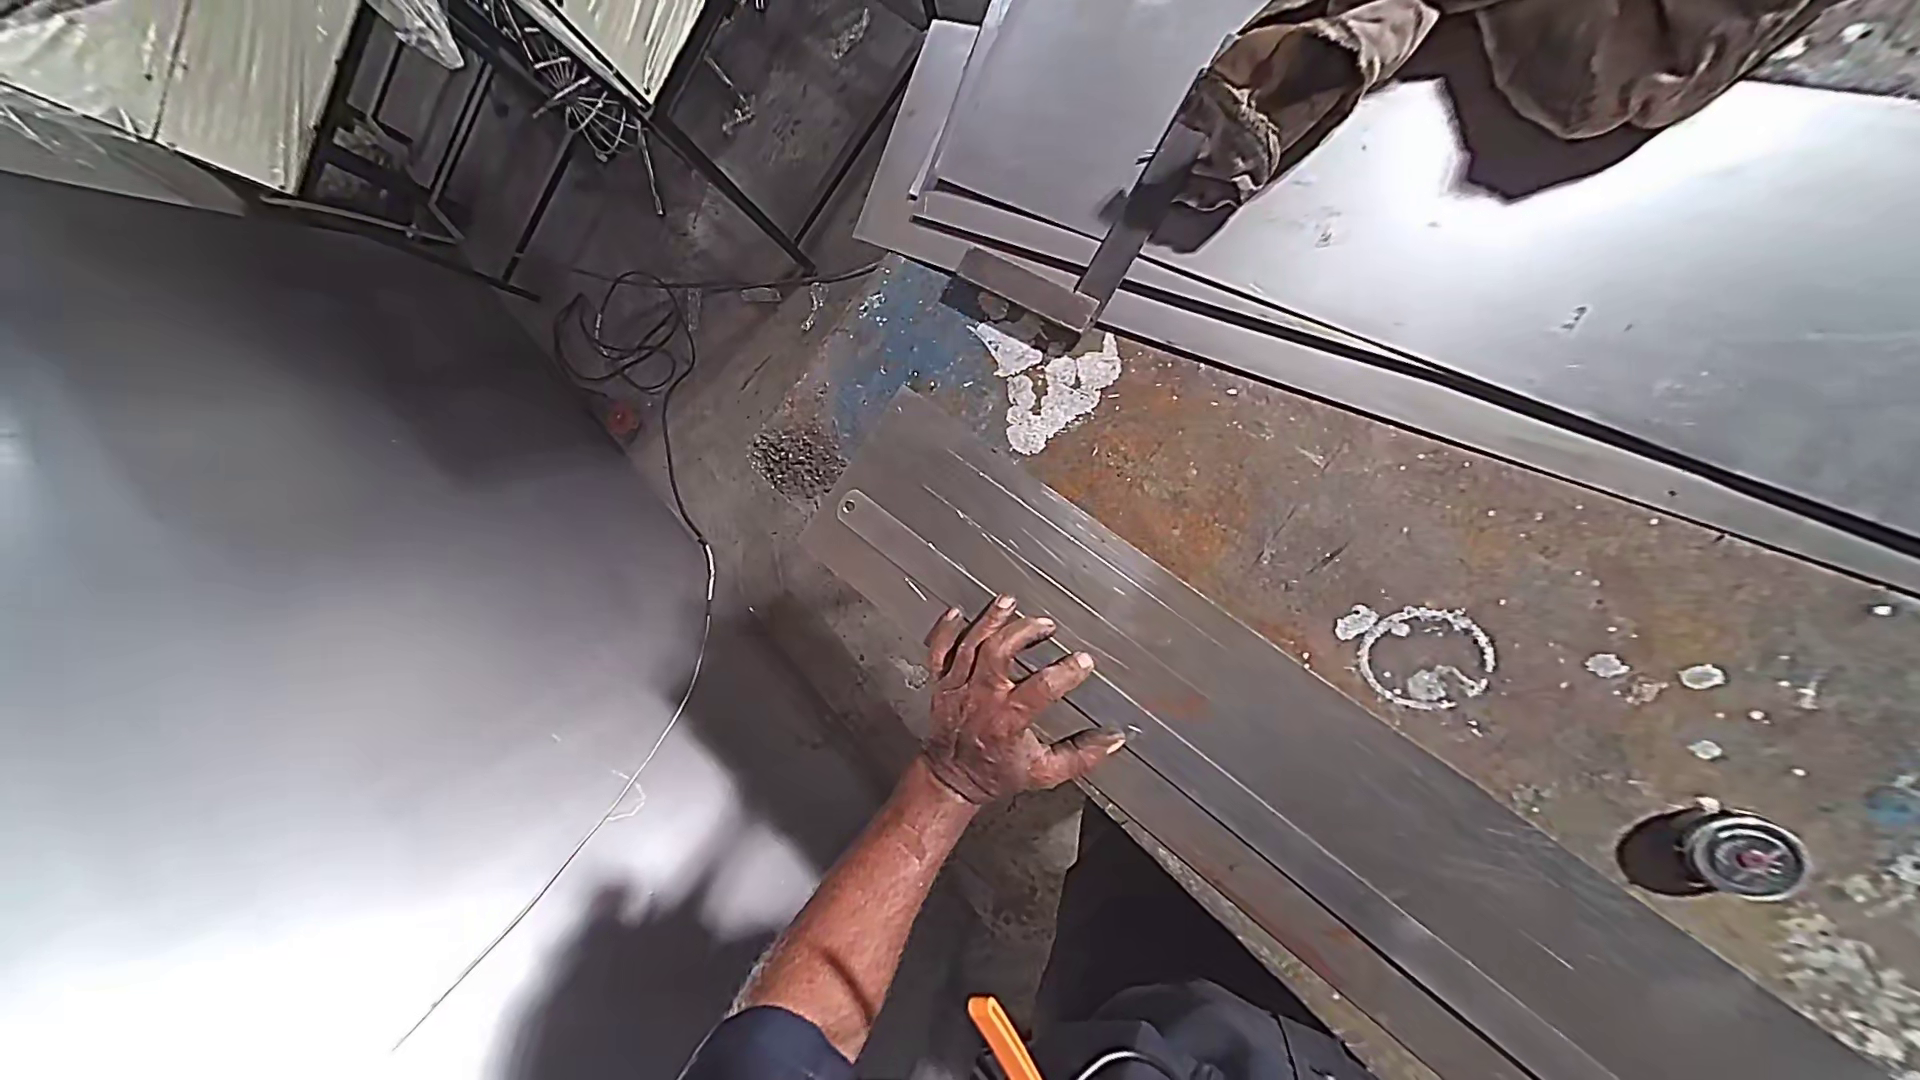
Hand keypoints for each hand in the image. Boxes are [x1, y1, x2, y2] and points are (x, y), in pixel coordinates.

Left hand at [920, 595, 1125, 804]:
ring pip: (971, 645)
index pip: (1040, 688)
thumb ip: (1080, 756)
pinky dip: (945, 630)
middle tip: (1046, 624)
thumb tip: (1113, 739)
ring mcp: (958, 687)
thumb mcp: (1045, 772)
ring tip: (1009, 603)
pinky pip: (938, 650)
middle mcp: (981, 698)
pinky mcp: (942, 682)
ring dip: (990, 620)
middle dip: (1023, 632)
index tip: (1083, 661)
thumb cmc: (997, 772)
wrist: (953, 778)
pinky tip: (958, 613)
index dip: (1065, 672)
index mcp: (1008, 721)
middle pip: (999, 653)